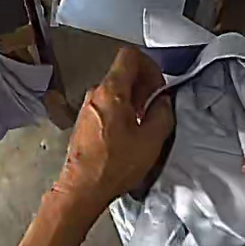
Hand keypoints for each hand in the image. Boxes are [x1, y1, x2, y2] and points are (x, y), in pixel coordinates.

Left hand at [50, 47, 174, 216]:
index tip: (158, 85)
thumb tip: (163, 102)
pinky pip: (106, 104)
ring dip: (133, 99)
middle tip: (154, 106)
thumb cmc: (113, 165)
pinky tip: (128, 133)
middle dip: (144, 85)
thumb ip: (163, 112)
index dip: (150, 65)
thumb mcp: (152, 139)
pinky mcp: (84, 121)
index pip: (130, 55)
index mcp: (112, 91)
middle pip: (123, 72)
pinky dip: (121, 110)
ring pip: (115, 89)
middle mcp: (96, 93)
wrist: (81, 189)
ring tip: (142, 123)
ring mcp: (87, 107)